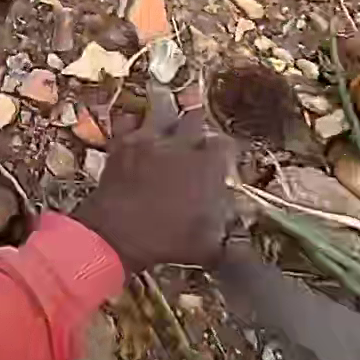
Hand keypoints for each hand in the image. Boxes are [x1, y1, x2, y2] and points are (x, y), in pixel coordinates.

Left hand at [73, 85, 237, 274]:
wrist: (115, 232)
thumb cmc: (166, 242)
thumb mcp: (207, 247)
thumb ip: (229, 236)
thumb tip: (244, 239)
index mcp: (206, 167)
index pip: (225, 145)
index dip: (225, 150)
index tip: (224, 158)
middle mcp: (180, 146)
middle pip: (195, 120)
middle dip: (199, 126)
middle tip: (198, 138)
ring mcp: (148, 139)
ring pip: (163, 111)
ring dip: (169, 116)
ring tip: (170, 123)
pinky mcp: (122, 141)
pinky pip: (129, 119)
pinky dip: (134, 121)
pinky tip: (136, 128)